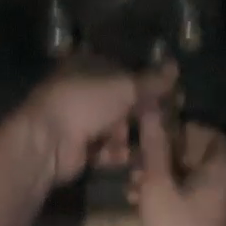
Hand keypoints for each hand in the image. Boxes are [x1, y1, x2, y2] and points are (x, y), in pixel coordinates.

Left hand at [10, 64, 177, 186]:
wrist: (49, 143)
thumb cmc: (85, 103)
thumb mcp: (124, 87)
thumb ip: (152, 80)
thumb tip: (176, 67)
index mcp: (88, 66)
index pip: (124, 70)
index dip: (148, 81)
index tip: (171, 93)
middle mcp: (84, 91)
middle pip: (122, 102)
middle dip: (143, 113)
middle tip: (168, 122)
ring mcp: (81, 121)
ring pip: (117, 128)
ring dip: (133, 136)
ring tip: (156, 143)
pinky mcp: (82, 149)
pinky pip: (108, 150)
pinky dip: (121, 155)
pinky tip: (137, 159)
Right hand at [131, 109, 225, 225]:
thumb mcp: (158, 183)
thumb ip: (154, 145)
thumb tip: (151, 106)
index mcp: (222, 171)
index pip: (212, 134)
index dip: (184, 128)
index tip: (156, 131)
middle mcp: (224, 186)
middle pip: (197, 157)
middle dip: (164, 153)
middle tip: (137, 156)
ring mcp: (214, 208)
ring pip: (187, 179)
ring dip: (159, 175)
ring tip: (131, 180)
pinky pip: (184, 199)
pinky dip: (164, 195)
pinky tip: (136, 200)